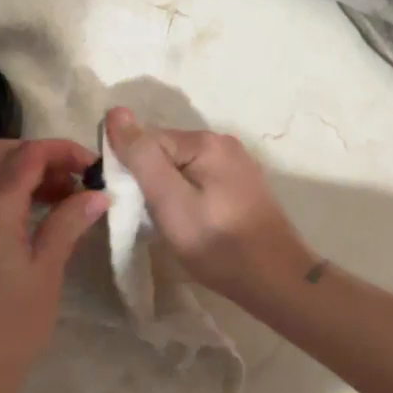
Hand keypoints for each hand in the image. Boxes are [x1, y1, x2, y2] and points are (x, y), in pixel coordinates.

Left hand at [0, 138, 108, 392]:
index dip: (63, 151)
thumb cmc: (9, 326)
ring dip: (23, 174)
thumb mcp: (46, 272)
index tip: (95, 166)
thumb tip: (96, 193)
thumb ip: (67, 224)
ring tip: (65, 199)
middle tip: (75, 178)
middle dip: (39, 155)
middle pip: (0, 153)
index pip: (28, 154)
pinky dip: (8, 195)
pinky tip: (37, 221)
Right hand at [105, 107, 312, 298]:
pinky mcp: (243, 187)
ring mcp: (237, 165)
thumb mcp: (169, 200)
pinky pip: (201, 181)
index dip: (131, 170)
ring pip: (182, 168)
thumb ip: (141, 156)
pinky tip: (193, 223)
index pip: (146, 140)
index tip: (131, 204)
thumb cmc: (217, 243)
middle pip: (165, 152)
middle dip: (150, 180)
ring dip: (168, 190)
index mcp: (206, 141)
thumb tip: (116, 111)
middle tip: (152, 217)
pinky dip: (188, 197)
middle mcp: (224, 143)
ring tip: (170, 223)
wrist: (276, 281)